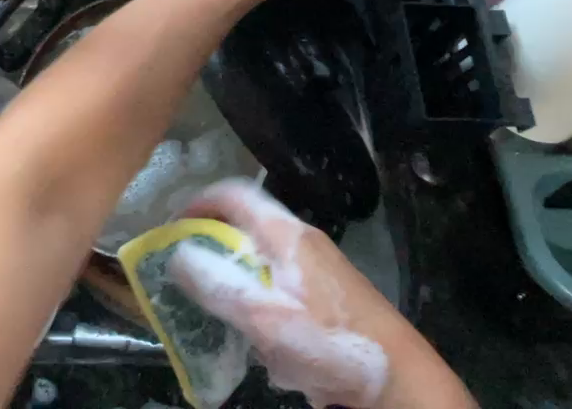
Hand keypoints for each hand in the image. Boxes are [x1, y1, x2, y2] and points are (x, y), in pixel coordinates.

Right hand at [169, 180, 475, 408]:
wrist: (399, 378)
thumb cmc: (330, 342)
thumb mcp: (266, 319)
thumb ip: (219, 285)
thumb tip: (177, 253)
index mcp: (286, 234)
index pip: (235, 193)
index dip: (199, 202)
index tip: (172, 226)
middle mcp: (302, 239)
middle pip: (246, 225)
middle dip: (212, 246)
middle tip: (186, 273)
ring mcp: (317, 265)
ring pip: (261, 257)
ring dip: (235, 277)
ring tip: (218, 311)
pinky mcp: (327, 292)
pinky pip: (279, 282)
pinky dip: (258, 298)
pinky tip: (260, 338)